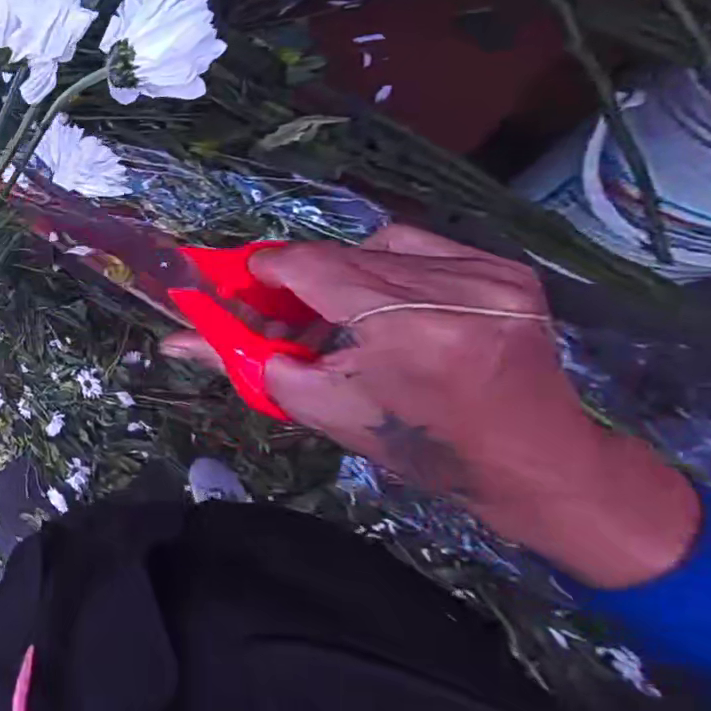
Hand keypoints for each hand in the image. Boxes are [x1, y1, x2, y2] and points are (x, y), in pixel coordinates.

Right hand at [164, 225, 698, 587]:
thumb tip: (173, 341)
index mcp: (407, 328)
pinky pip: (416, 247)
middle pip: (339, 255)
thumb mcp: (323, 409)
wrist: (537, 464)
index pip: (311, 266)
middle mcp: (452, 285)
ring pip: (374, 246)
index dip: (265, 269)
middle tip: (280, 310)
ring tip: (339, 313)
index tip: (242, 283)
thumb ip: (243, 364)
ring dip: (342, 273)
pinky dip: (386, 267)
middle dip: (299, 278)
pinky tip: (387, 302)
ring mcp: (487, 271)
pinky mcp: (505, 268)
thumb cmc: (420, 447)